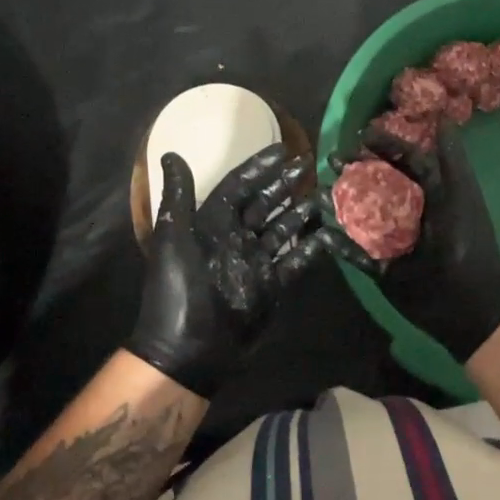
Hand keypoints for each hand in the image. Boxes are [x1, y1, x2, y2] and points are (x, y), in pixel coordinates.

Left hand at [125, 143, 347, 396]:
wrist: (188, 351)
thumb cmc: (178, 290)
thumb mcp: (173, 239)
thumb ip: (178, 196)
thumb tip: (169, 152)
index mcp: (210, 224)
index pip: (238, 186)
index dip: (258, 167)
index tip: (282, 149)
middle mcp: (235, 237)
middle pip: (264, 203)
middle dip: (285, 183)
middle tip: (309, 164)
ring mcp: (254, 261)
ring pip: (282, 226)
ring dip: (301, 209)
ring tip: (325, 192)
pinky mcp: (271, 284)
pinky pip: (295, 259)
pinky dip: (311, 246)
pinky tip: (329, 232)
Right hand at [332, 125, 499, 363]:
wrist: (470, 305)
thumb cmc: (467, 243)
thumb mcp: (460, 195)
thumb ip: (450, 159)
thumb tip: (443, 118)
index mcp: (431, 192)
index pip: (404, 161)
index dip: (385, 145)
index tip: (361, 134)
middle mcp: (411, 212)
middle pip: (378, 185)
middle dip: (355, 171)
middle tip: (332, 160)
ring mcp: (395, 241)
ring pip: (362, 217)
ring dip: (341, 205)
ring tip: (319, 194)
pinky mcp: (384, 269)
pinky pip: (357, 253)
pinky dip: (340, 244)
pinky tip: (322, 233)